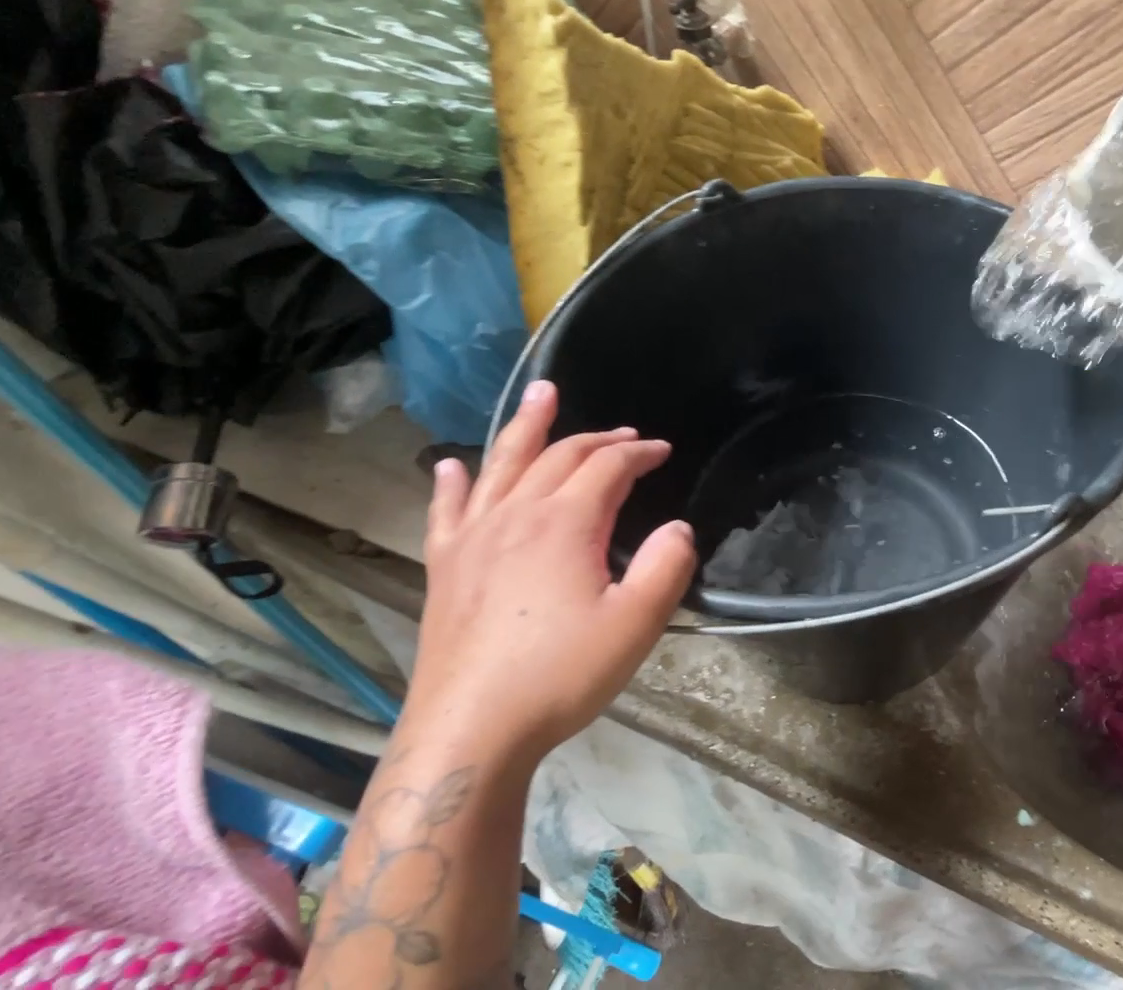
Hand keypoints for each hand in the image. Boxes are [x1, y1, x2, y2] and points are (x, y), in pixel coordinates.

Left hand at [407, 380, 695, 756]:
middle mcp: (515, 515)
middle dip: (597, 438)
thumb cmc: (560, 675)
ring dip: (526, 426)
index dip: (639, 453)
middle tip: (626, 433)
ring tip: (541, 394)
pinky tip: (451, 466)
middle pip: (559, 456)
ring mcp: (472, 538)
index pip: (608, 468)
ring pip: (501, 464)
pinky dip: (452, 481)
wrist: (472, 728)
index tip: (663, 451)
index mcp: (565, 524)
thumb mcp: (636, 624)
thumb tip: (677, 528)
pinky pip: (447, 509)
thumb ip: (665, 566)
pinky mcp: (444, 566)